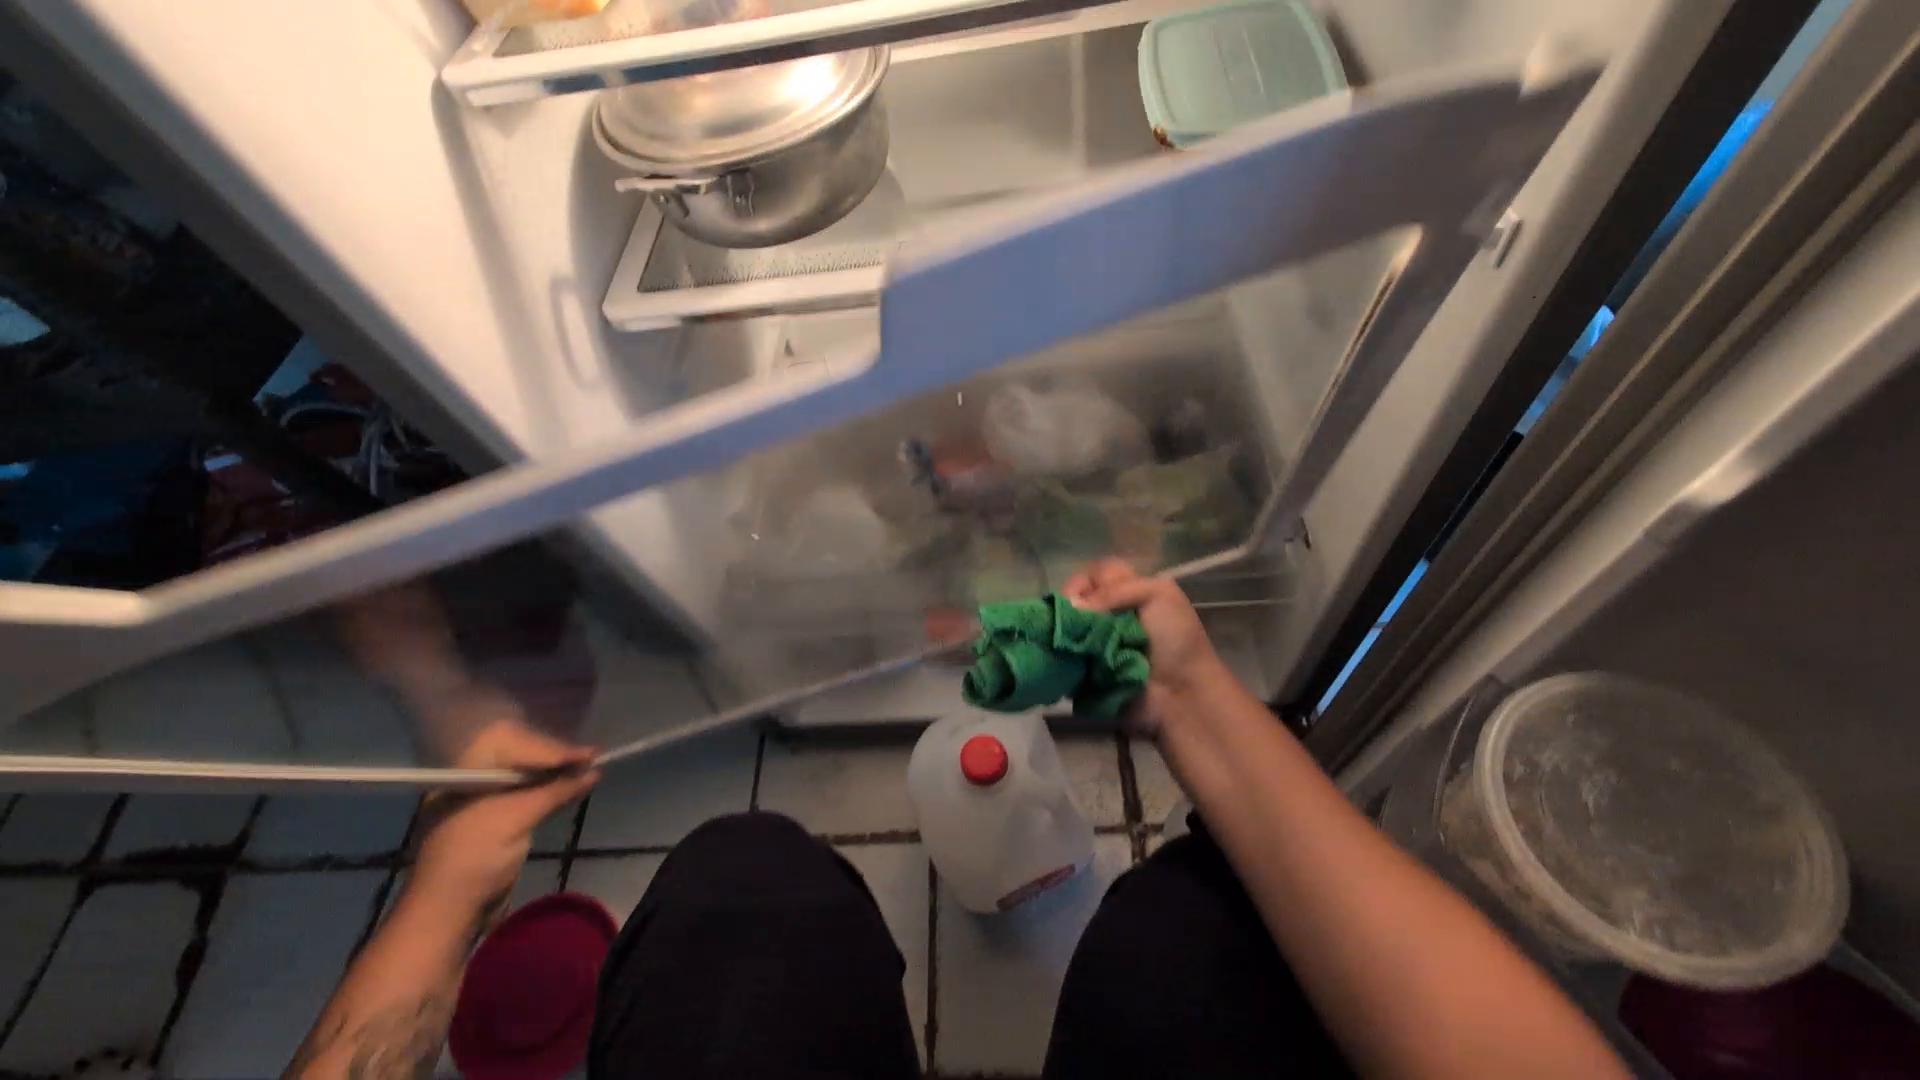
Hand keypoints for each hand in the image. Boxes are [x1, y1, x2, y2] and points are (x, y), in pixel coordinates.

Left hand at [409, 716, 599, 916]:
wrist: (449, 912)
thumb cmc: (475, 855)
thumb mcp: (517, 816)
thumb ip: (556, 790)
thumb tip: (596, 771)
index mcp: (466, 774)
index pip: (515, 748)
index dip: (552, 749)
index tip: (588, 751)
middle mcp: (473, 784)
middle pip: (521, 762)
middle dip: (555, 760)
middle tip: (591, 758)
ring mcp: (482, 806)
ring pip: (525, 782)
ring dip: (554, 778)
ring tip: (587, 769)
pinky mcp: (494, 826)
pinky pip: (525, 800)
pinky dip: (547, 795)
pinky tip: (568, 790)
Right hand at [1062, 559, 1227, 735]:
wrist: (1181, 693)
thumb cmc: (1176, 640)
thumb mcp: (1159, 594)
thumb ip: (1115, 590)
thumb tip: (1071, 608)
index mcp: (1128, 593)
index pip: (1094, 575)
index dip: (1084, 582)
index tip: (1078, 598)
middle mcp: (1108, 615)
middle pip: (1074, 599)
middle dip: (1067, 607)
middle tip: (1068, 621)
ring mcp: (1094, 644)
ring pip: (1064, 628)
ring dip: (1062, 632)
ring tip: (1062, 640)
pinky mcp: (1085, 671)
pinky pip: (1063, 658)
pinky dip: (1060, 657)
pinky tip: (1060, 657)